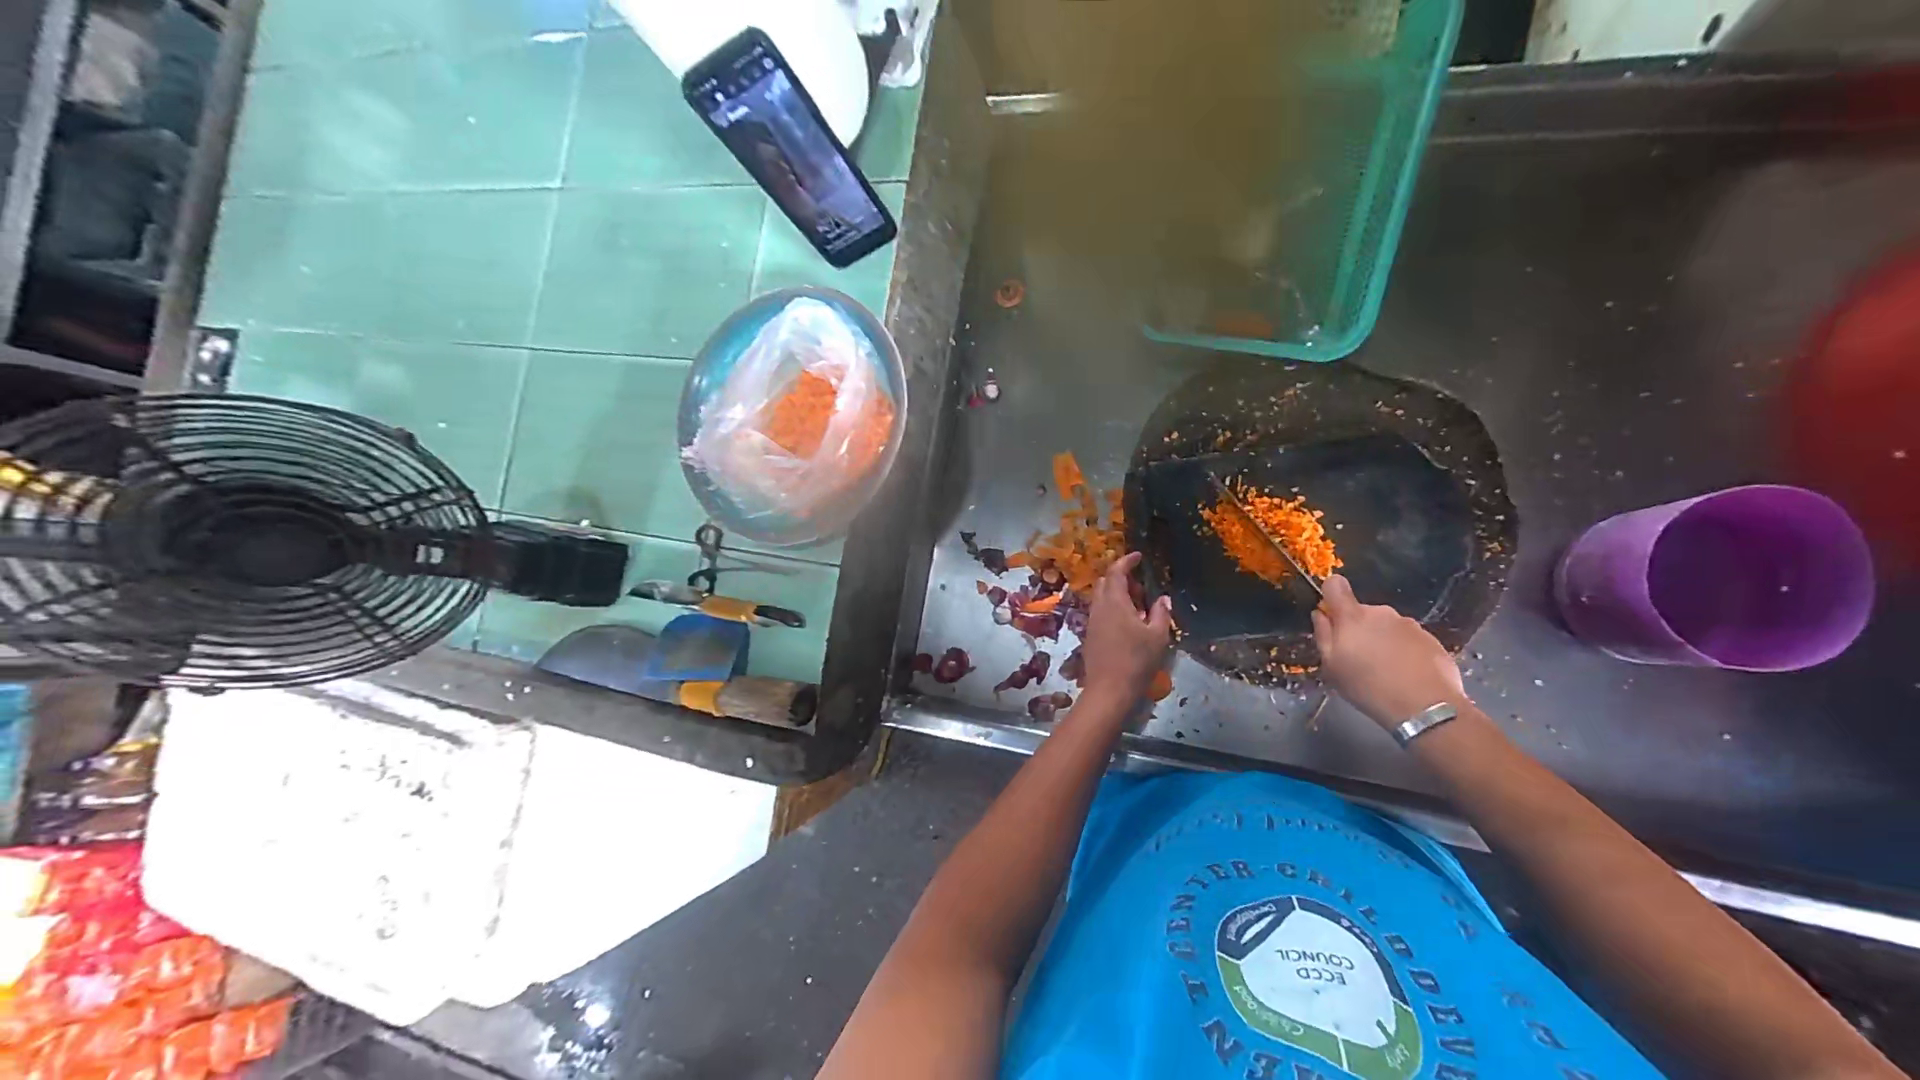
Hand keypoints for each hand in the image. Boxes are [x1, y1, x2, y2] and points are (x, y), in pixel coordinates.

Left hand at [1081, 552, 1172, 700]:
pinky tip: (1128, 624)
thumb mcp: (1158, 637)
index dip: (1126, 561)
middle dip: (1122, 578)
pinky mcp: (1090, 635)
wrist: (1109, 690)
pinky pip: (1100, 612)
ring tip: (1138, 608)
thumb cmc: (1137, 661)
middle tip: (1142, 588)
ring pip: (1101, 598)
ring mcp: (1091, 621)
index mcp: (1114, 602)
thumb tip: (1162, 599)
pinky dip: (1112, 608)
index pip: (1116, 572)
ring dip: (1117, 595)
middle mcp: (1099, 608)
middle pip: (1105, 582)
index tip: (1138, 556)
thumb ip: (1161, 613)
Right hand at [1310, 575, 1466, 730]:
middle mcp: (1382, 613)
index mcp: (1352, 617)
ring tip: (1386, 670)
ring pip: (1387, 626)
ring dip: (1382, 640)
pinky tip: (1407, 675)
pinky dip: (1404, 651)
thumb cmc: (1368, 687)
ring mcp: (1409, 624)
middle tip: (1360, 659)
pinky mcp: (1431, 639)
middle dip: (1359, 629)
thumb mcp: (1332, 667)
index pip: (1335, 585)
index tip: (1332, 615)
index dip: (1331, 595)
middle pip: (1362, 612)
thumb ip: (1323, 635)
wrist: (1426, 707)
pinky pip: (1408, 639)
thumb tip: (1320, 614)